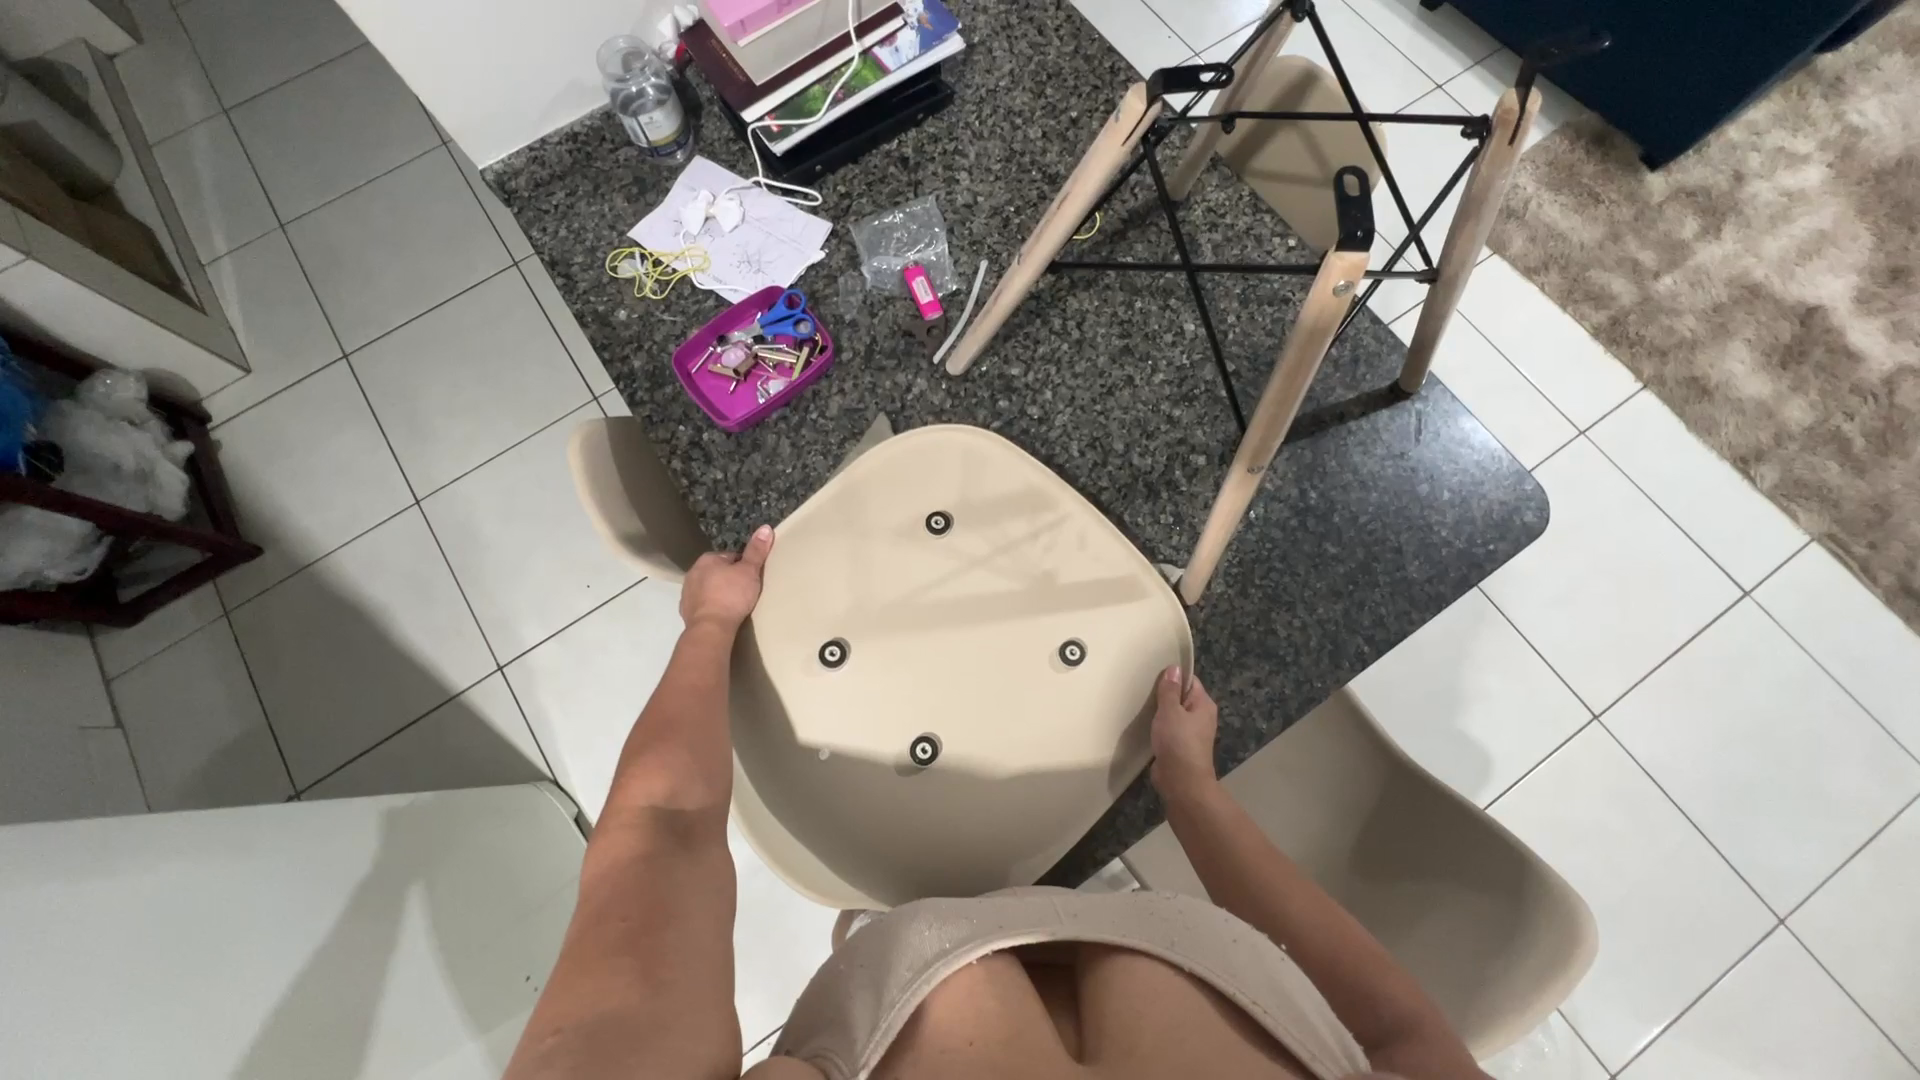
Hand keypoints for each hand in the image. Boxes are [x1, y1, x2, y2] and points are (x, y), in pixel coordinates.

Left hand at [680, 525, 773, 631]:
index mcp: (708, 559)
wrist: (711, 627)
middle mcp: (693, 572)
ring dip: (718, 593)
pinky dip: (710, 607)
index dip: (744, 567)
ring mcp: (687, 592)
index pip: (731, 557)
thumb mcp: (749, 571)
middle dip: (729, 579)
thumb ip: (756, 551)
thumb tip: (765, 527)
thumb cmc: (731, 596)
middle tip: (745, 592)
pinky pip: (702, 604)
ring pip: (708, 588)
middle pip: (718, 572)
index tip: (752, 578)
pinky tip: (721, 615)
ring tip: (734, 605)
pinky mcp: (685, 610)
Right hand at [1150, 666, 1218, 801]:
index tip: (1153, 674)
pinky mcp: (1180, 746)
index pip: (1190, 681)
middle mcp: (1201, 717)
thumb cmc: (1178, 741)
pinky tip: (1145, 724)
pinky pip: (1169, 729)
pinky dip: (1158, 726)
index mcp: (1204, 704)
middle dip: (1164, 694)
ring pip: (1174, 714)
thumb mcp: (1170, 711)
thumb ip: (1170, 690)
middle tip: (1143, 688)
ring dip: (1160, 712)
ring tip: (1141, 704)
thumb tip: (1174, 668)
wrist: (1181, 781)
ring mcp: (1191, 733)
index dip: (1174, 676)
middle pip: (1181, 697)